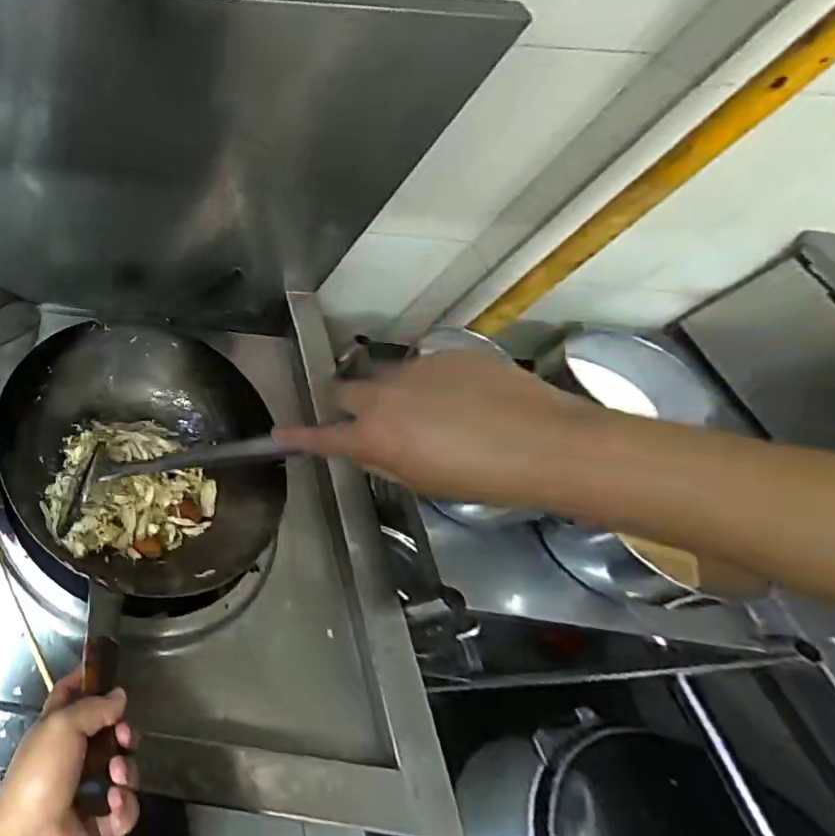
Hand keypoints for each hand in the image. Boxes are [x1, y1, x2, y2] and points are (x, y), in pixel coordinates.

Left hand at [0, 667, 139, 835]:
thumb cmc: (42, 772)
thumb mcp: (62, 726)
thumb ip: (93, 708)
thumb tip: (119, 694)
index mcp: (53, 729)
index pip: (70, 696)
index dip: (86, 682)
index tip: (108, 673)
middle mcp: (70, 758)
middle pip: (104, 735)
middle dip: (120, 732)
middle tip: (125, 736)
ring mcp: (87, 793)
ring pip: (120, 771)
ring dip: (125, 771)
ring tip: (116, 777)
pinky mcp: (102, 827)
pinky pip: (124, 809)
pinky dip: (124, 806)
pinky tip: (114, 804)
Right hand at [272, 349, 604, 504]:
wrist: (555, 446)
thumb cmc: (487, 478)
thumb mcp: (424, 481)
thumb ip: (384, 460)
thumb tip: (368, 446)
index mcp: (374, 436)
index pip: (322, 437)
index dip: (298, 437)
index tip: (279, 435)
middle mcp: (382, 397)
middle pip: (344, 391)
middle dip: (350, 403)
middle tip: (376, 419)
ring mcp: (414, 370)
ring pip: (386, 376)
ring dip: (395, 391)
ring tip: (436, 410)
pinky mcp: (447, 354)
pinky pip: (427, 366)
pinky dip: (436, 381)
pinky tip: (469, 398)